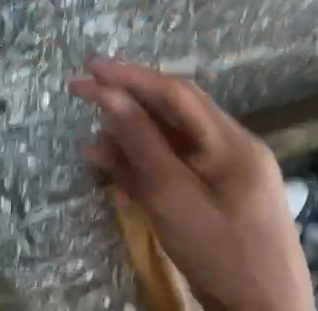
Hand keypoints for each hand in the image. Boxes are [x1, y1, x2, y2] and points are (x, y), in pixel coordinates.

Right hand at [70, 57, 311, 310]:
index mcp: (234, 144)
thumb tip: (105, 90)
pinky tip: (120, 178)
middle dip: (125, 104)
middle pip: (172, 111)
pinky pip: (176, 164)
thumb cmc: (218, 251)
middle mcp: (236, 150)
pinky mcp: (221, 194)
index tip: (86, 67)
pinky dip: (145, 164)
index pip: (175, 93)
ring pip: (170, 138)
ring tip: (96, 155)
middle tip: (81, 95)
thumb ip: (138, 138)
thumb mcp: (170, 193)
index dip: (128, 75)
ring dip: (129, 140)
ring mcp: (231, 173)